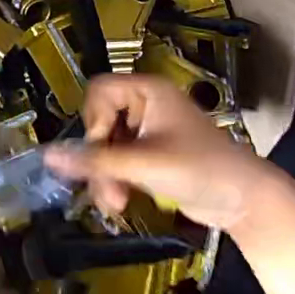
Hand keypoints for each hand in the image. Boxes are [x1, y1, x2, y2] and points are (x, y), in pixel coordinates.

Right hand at [44, 74, 269, 232]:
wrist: (245, 203)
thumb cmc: (202, 169)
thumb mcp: (144, 164)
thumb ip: (96, 161)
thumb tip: (49, 156)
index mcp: (147, 90)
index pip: (99, 91)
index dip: (95, 119)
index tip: (101, 147)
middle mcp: (144, 105)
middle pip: (99, 121)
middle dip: (99, 158)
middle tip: (104, 184)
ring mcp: (146, 131)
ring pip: (105, 146)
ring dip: (105, 175)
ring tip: (114, 202)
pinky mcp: (148, 154)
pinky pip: (116, 161)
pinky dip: (114, 180)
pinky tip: (118, 201)